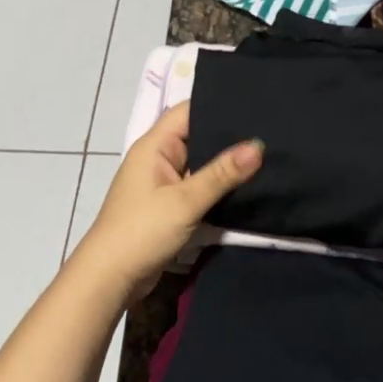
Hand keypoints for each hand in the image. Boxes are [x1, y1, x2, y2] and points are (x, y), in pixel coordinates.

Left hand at [72, 100, 261, 297]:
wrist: (110, 280)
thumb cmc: (141, 232)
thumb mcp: (185, 201)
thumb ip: (222, 174)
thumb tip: (258, 145)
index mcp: (155, 146)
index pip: (189, 110)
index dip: (219, 103)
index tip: (255, 101)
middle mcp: (159, 158)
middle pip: (199, 135)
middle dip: (231, 135)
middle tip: (272, 128)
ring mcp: (165, 183)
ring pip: (202, 163)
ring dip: (227, 163)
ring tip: (269, 152)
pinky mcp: (171, 205)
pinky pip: (200, 186)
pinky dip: (220, 186)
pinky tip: (249, 184)